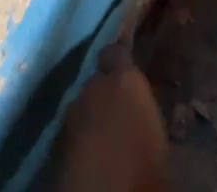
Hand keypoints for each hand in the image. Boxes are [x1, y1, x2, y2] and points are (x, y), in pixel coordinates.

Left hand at [55, 44, 168, 191]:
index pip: (114, 51)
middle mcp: (93, 88)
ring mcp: (72, 112)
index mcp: (123, 81)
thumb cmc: (146, 165)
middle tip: (120, 106)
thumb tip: (143, 101)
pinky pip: (73, 125)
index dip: (119, 59)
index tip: (128, 69)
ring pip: (83, 101)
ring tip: (107, 129)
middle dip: (106, 88)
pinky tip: (93, 147)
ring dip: (92, 109)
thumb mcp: (158, 131)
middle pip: (97, 79)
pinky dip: (82, 131)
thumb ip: (146, 106)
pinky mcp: (58, 138)